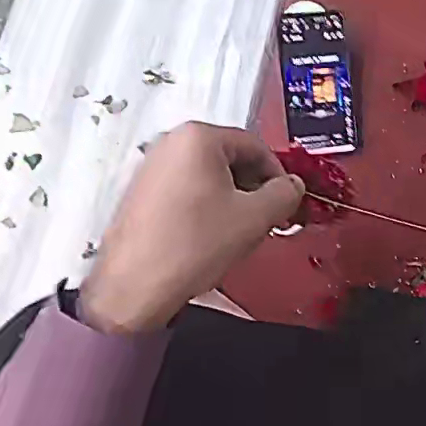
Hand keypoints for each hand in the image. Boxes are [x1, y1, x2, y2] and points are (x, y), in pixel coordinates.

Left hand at [80, 122, 303, 333]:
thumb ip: (286, 193)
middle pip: (232, 159)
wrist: (132, 288)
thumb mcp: (256, 217)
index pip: (256, 147)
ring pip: (211, 176)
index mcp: (198, 137)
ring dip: (233, 199)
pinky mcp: (141, 192)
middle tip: (266, 220)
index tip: (285, 204)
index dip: (278, 176)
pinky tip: (210, 236)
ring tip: (239, 232)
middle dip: (255, 188)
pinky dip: (208, 206)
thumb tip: (293, 185)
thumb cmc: (196, 243)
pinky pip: (188, 189)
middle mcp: (171, 141)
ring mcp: (151, 166)